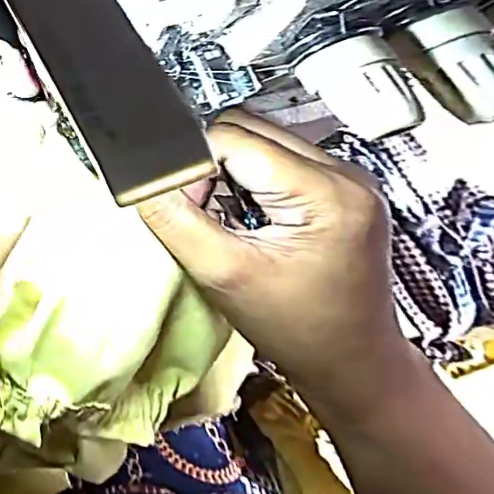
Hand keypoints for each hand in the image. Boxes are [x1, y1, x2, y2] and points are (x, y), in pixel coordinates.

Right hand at [136, 110, 416, 417]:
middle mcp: (344, 172)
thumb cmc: (300, 330)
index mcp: (326, 191)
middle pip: (244, 127)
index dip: (193, 166)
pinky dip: (247, 177)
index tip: (189, 207)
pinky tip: (247, 214)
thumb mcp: (223, 274)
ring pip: (256, 137)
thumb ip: (174, 219)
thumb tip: (140, 179)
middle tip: (205, 211)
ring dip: (226, 168)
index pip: (230, 138)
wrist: (353, 366)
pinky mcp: (337, 186)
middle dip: (208, 163)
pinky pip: (274, 155)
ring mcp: (345, 177)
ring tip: (227, 216)